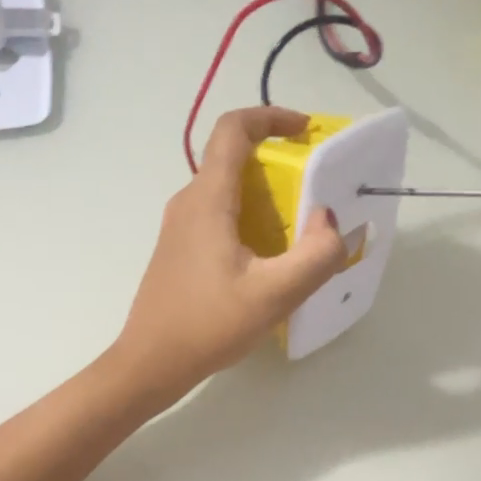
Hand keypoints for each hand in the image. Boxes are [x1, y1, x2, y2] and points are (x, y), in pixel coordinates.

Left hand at [108, 107, 348, 400]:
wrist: (150, 364)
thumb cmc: (207, 326)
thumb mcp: (273, 295)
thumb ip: (315, 255)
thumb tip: (331, 221)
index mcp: (207, 200)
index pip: (234, 128)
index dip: (271, 117)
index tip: (306, 131)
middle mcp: (188, 204)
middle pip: (233, 160)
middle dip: (278, 164)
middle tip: (316, 191)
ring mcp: (178, 229)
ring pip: (226, 193)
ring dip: (265, 198)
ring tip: (299, 230)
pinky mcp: (178, 253)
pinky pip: (217, 219)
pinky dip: (248, 222)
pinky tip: (267, 260)